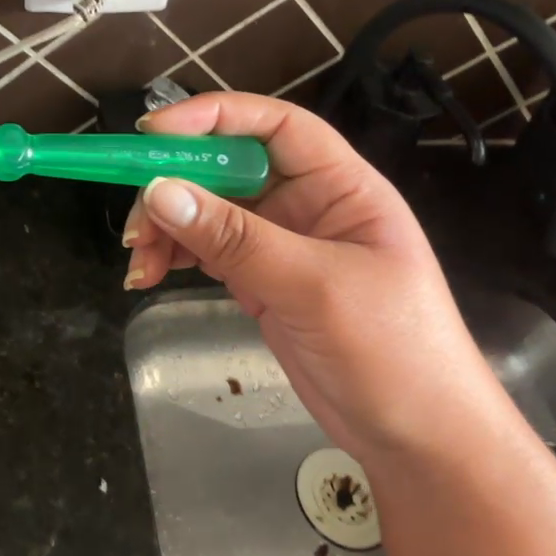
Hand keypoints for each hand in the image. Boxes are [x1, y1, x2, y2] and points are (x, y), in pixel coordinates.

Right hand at [121, 92, 484, 457]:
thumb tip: (160, 192)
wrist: (420, 439)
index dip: (212, 116)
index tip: (153, 131)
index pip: (273, 124)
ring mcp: (281, 243)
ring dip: (166, 226)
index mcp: (339, 184)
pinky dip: (173, 256)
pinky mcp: (261, 281)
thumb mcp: (313, 287)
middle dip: (175, 186)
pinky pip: (206, 251)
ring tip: (138, 262)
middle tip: (136, 223)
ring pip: (208, 210)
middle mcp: (306, 203)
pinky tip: (148, 274)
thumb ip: (235, 238)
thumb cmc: (393, 350)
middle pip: (227, 167)